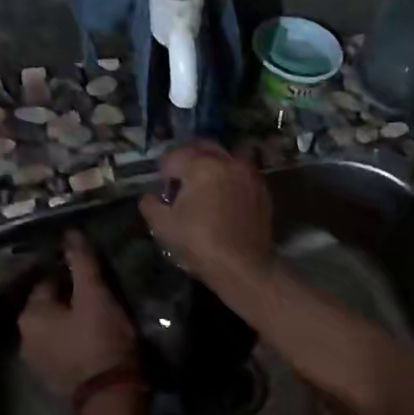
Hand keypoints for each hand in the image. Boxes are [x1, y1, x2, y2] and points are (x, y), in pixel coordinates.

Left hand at [18, 231, 137, 393]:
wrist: (111, 396)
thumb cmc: (103, 341)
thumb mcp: (97, 297)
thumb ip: (82, 264)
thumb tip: (70, 232)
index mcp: (30, 314)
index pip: (48, 282)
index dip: (73, 276)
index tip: (97, 278)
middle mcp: (24, 337)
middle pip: (50, 308)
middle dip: (71, 301)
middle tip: (102, 300)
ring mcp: (36, 363)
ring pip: (56, 331)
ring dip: (72, 325)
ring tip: (101, 323)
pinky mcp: (52, 381)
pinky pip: (62, 352)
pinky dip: (75, 346)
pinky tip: (96, 346)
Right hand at [139, 141, 273, 286]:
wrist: (242, 266)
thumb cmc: (200, 243)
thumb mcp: (164, 226)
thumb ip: (151, 205)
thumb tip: (150, 197)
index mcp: (202, 165)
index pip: (175, 157)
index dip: (164, 172)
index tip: (164, 188)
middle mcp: (229, 162)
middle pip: (204, 148)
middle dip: (189, 159)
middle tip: (182, 178)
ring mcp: (250, 176)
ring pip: (227, 159)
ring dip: (213, 166)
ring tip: (204, 187)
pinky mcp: (263, 191)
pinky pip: (243, 175)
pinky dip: (231, 179)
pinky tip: (225, 197)